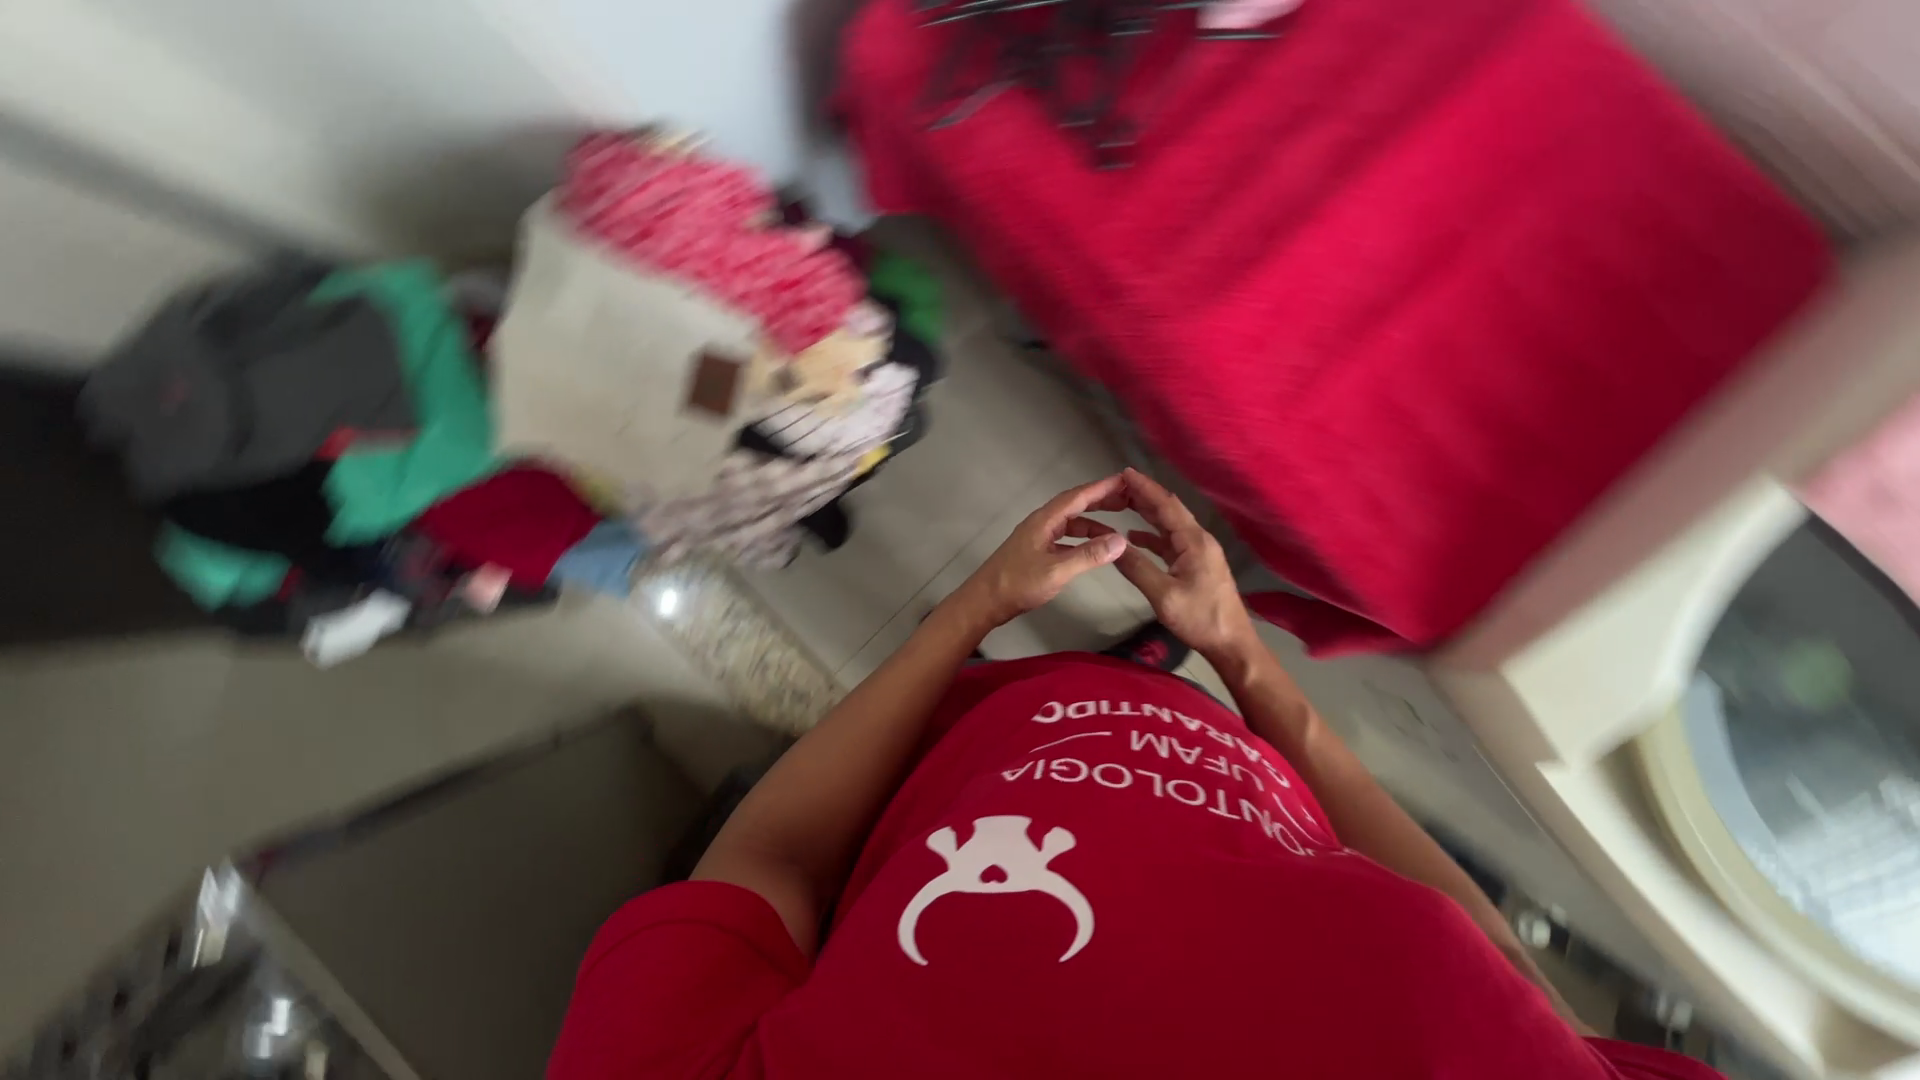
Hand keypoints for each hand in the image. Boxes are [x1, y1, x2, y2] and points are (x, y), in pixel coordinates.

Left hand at [947, 474, 1131, 630]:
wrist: (984, 602)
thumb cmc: (1017, 584)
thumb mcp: (1056, 571)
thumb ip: (1088, 555)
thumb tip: (1121, 540)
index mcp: (1044, 520)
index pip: (1078, 496)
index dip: (1102, 487)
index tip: (1126, 481)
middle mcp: (1041, 523)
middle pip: (1074, 505)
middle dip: (1101, 501)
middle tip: (1128, 500)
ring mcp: (1038, 537)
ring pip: (1070, 523)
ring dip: (1093, 523)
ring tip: (1118, 528)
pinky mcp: (1037, 552)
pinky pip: (1065, 538)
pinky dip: (1082, 540)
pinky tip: (1094, 549)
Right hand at [1087, 469, 1258, 661]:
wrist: (1231, 643)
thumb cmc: (1200, 619)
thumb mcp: (1163, 595)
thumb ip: (1137, 568)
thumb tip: (1112, 545)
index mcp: (1194, 542)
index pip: (1166, 506)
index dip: (1145, 488)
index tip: (1124, 472)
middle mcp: (1199, 541)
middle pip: (1169, 511)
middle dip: (1144, 496)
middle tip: (1117, 484)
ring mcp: (1199, 553)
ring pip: (1169, 526)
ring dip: (1147, 514)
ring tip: (1122, 503)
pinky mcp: (1197, 566)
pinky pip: (1171, 542)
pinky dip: (1152, 536)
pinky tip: (1135, 536)